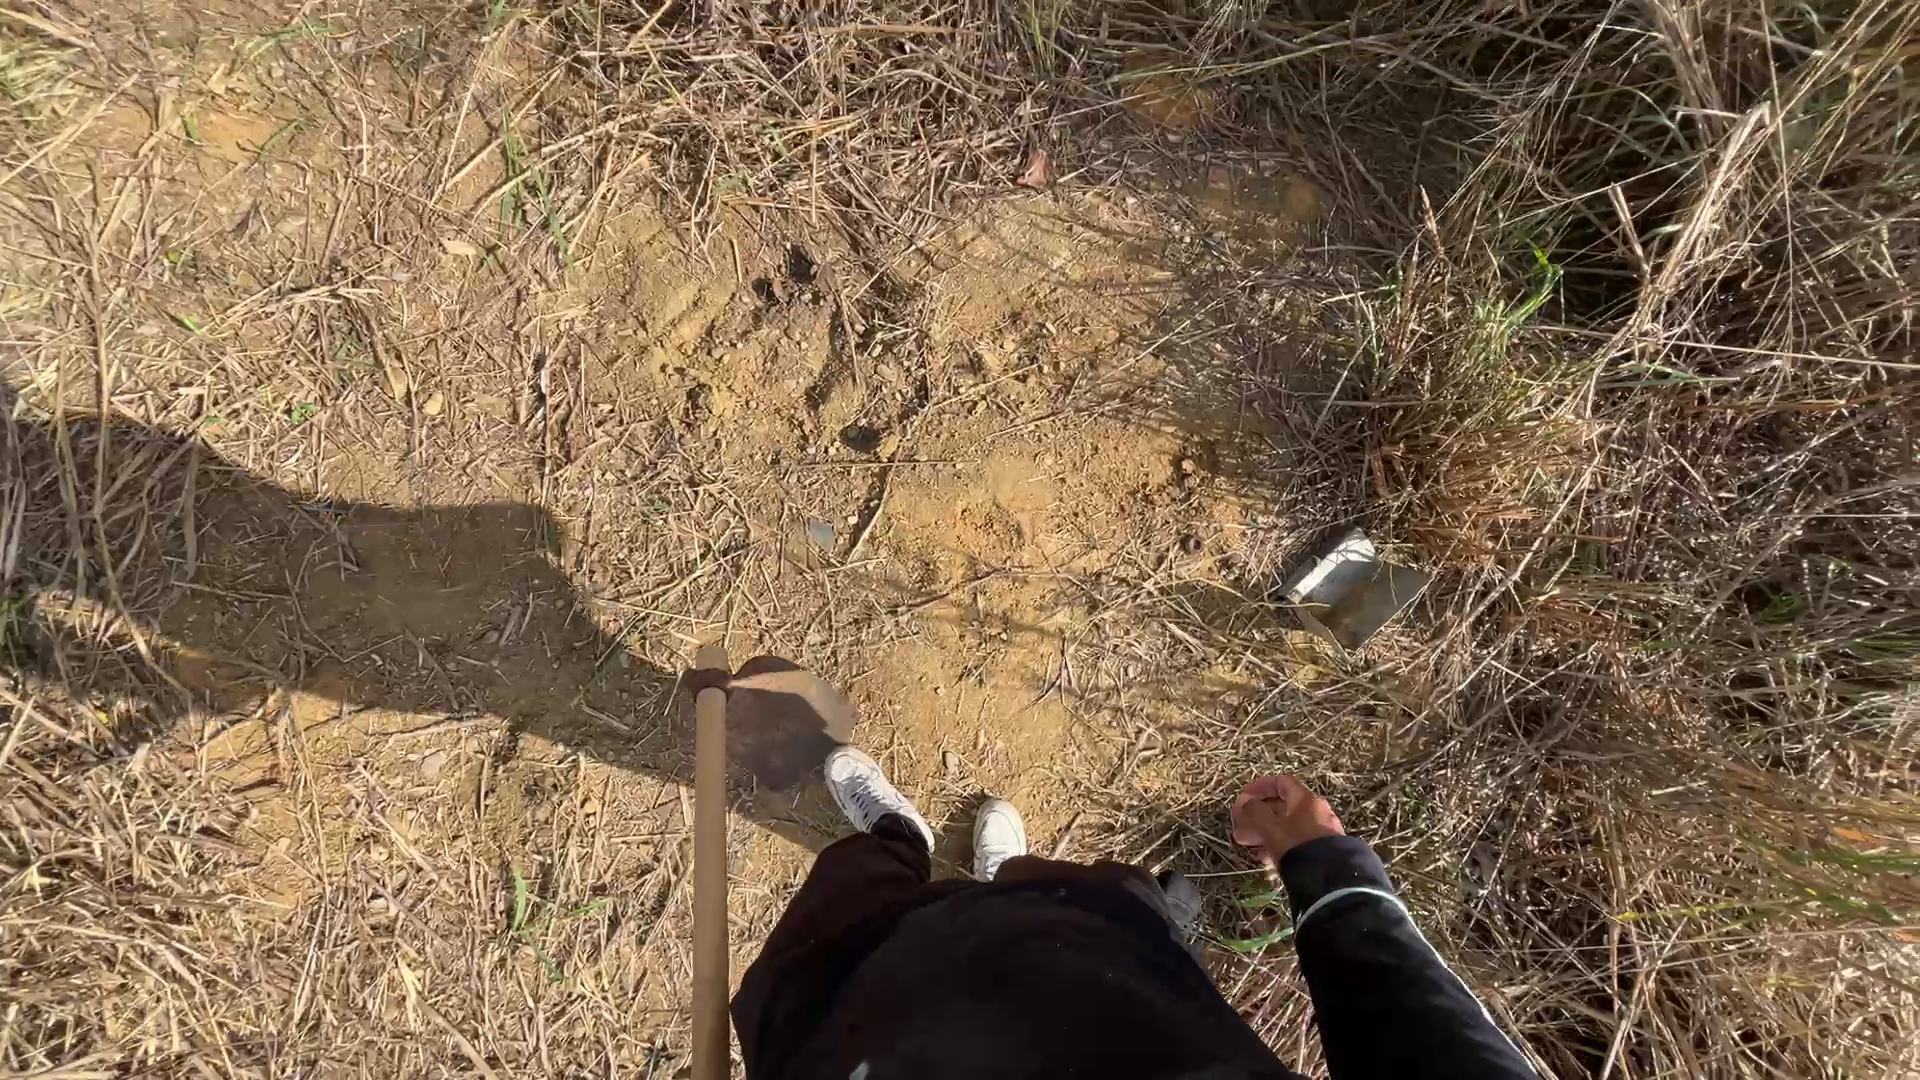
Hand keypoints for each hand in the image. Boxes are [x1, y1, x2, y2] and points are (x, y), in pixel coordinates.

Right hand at [1231, 775, 1343, 864]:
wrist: (1330, 883)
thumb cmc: (1296, 846)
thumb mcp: (1269, 826)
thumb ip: (1252, 811)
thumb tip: (1243, 803)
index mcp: (1305, 800)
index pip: (1281, 783)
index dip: (1259, 787)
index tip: (1243, 797)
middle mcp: (1316, 813)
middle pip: (1281, 807)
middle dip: (1256, 816)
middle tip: (1239, 826)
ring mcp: (1321, 834)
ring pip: (1286, 827)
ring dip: (1263, 832)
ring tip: (1247, 845)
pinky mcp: (1323, 853)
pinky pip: (1295, 843)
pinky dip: (1278, 845)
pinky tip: (1265, 859)